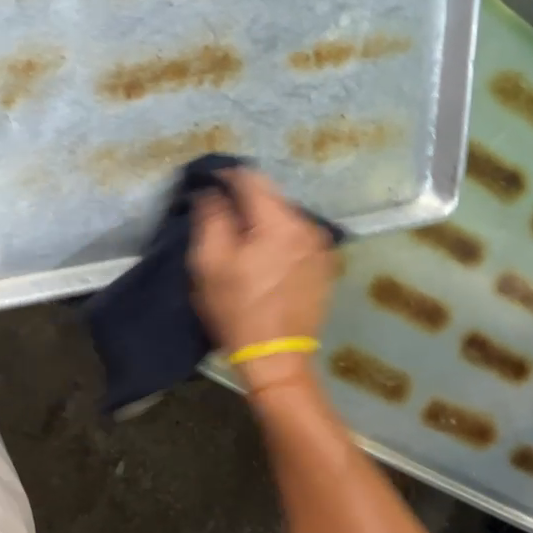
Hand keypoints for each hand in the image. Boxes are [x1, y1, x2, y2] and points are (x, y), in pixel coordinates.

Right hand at [188, 169, 335, 393]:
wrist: (276, 356)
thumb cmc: (236, 309)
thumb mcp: (209, 263)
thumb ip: (210, 219)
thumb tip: (210, 192)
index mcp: (278, 222)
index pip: (251, 178)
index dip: (226, 176)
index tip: (207, 182)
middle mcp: (306, 226)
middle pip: (270, 196)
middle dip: (244, 200)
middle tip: (219, 213)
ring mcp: (320, 247)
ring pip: (284, 216)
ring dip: (261, 219)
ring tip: (239, 236)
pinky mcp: (325, 265)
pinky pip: (296, 236)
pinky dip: (278, 236)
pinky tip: (262, 255)